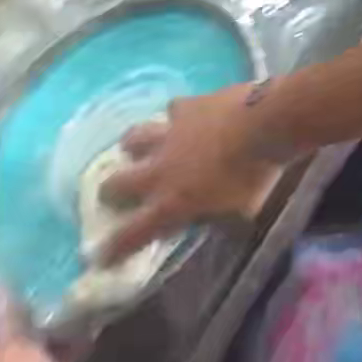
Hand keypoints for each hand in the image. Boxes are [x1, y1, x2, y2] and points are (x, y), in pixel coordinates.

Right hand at [95, 82, 289, 263]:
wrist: (262, 124)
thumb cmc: (255, 175)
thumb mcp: (239, 211)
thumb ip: (218, 216)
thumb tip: (214, 217)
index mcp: (172, 203)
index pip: (132, 233)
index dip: (113, 248)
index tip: (99, 256)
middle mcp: (161, 169)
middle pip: (118, 183)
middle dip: (111, 191)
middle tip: (114, 194)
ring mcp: (169, 133)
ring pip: (134, 138)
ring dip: (133, 145)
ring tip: (135, 146)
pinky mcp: (185, 106)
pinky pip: (171, 109)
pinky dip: (176, 115)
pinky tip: (184, 114)